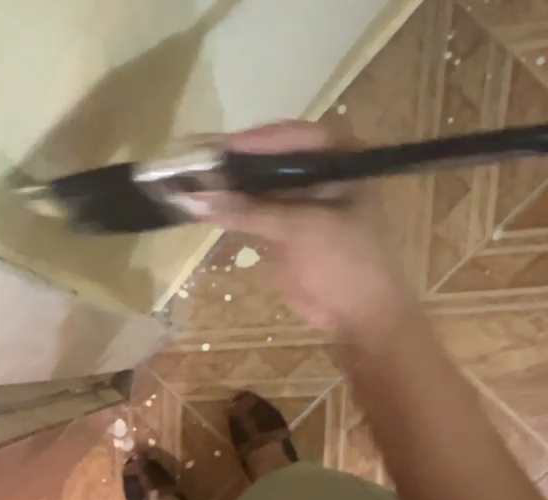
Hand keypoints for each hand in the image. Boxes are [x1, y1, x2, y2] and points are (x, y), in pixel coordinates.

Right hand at [198, 121, 420, 354]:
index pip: (296, 137)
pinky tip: (202, 209)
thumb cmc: (346, 261)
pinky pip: (253, 214)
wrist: (357, 313)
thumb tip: (198, 201)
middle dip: (235, 164)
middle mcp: (320, 175)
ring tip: (190, 183)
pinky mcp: (283, 231)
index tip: (220, 150)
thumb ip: (252, 212)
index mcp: (341, 161)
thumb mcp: (301, 229)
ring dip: (227, 188)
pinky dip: (230, 212)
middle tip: (195, 163)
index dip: (258, 141)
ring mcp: (300, 204)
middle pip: (272, 160)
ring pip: (259, 187)